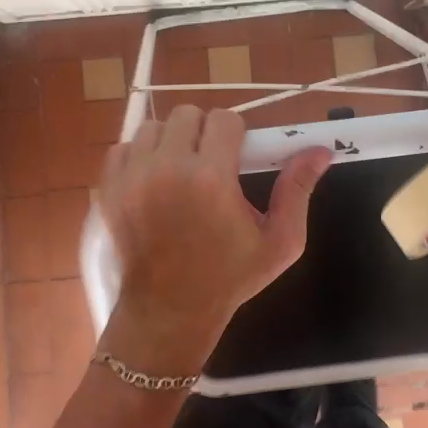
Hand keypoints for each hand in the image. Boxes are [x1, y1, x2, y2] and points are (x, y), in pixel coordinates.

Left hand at [97, 105, 331, 374]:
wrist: (169, 312)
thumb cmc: (229, 278)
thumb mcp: (278, 243)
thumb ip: (297, 191)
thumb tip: (320, 151)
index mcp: (211, 177)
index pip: (224, 119)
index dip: (234, 134)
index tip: (236, 156)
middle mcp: (167, 168)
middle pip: (186, 115)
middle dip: (201, 133)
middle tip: (209, 163)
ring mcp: (131, 177)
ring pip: (152, 129)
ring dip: (168, 143)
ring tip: (179, 174)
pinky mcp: (107, 189)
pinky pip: (122, 149)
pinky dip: (137, 159)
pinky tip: (151, 184)